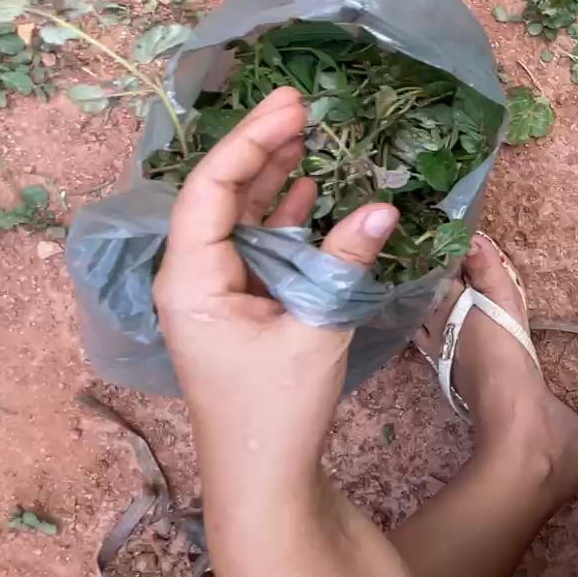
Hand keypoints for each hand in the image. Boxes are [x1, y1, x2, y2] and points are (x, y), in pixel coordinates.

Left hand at [152, 86, 400, 508]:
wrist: (266, 474)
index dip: (248, 143)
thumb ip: (346, 262)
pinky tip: (310, 191)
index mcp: (192, 281)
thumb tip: (385, 206)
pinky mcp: (246, 303)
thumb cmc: (278, 408)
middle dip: (259, 147)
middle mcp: (197, 277)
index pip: (211, 192)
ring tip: (306, 134)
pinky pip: (263, 243)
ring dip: (274, 176)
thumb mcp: (317, 328)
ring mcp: (221, 290)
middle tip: (300, 103)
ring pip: (243, 217)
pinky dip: (287, 213)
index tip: (291, 107)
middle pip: (222, 195)